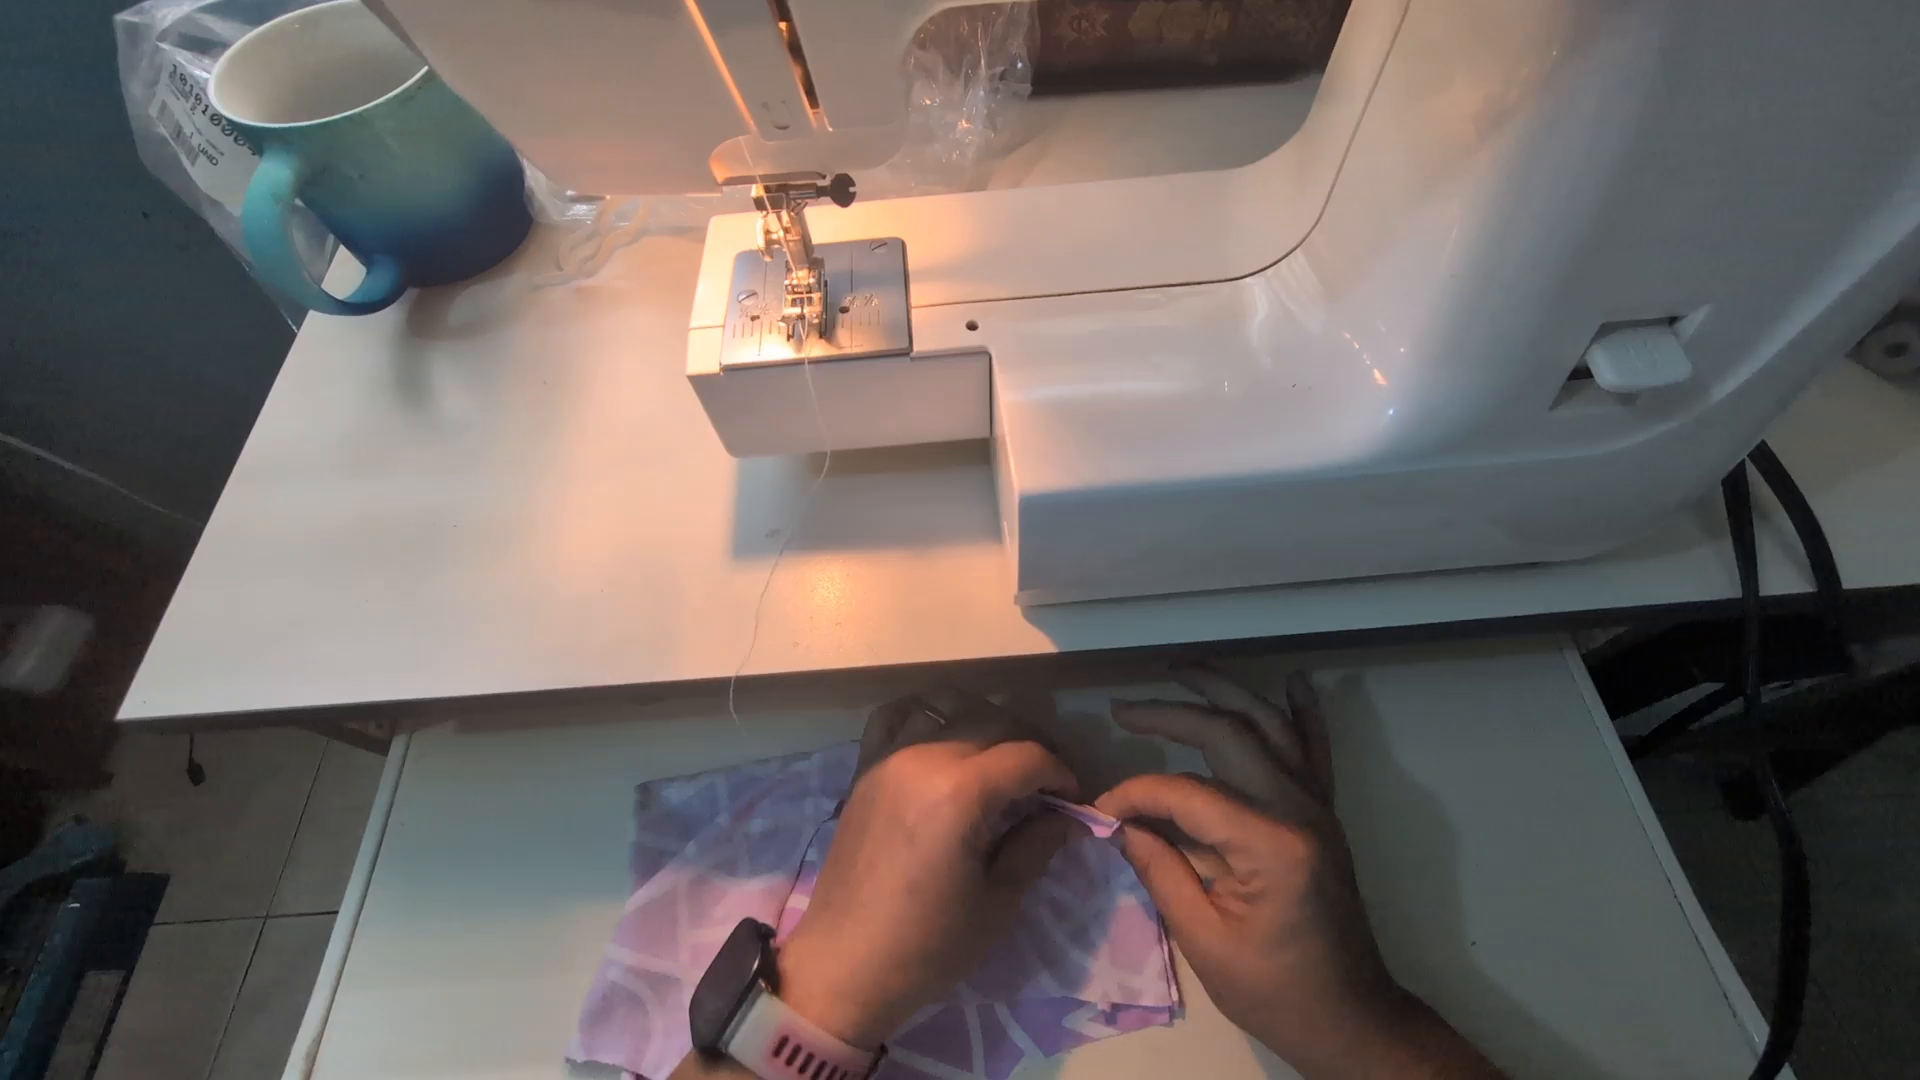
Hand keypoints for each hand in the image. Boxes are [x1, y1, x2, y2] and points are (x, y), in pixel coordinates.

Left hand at [776, 693, 1081, 1049]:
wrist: (844, 965)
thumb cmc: (927, 945)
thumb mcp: (997, 902)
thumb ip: (1036, 845)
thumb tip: (1067, 817)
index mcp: (961, 791)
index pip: (1028, 756)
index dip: (1060, 774)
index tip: (1071, 801)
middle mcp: (925, 757)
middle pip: (994, 725)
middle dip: (1028, 749)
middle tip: (1043, 787)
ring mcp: (890, 757)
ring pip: (950, 712)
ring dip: (983, 729)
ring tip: (996, 765)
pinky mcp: (866, 767)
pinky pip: (897, 717)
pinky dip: (925, 716)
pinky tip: (940, 740)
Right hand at [1096, 669, 1502, 1079]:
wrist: (1351, 1018)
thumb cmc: (1275, 990)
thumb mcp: (1203, 940)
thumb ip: (1160, 869)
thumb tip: (1119, 822)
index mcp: (1270, 844)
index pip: (1187, 793)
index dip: (1136, 794)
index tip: (1101, 810)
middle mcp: (1298, 809)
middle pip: (1228, 736)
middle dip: (1170, 714)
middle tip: (1122, 709)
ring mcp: (1316, 805)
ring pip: (1269, 724)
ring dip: (1225, 690)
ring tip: (1183, 668)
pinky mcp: (1322, 811)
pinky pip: (1314, 748)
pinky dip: (1303, 711)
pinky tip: (1294, 679)